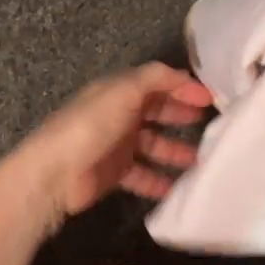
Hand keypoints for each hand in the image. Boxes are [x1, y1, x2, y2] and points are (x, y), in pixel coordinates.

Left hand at [10, 63, 212, 230]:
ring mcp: (116, 145)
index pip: (157, 83)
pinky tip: (178, 188)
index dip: (183, 87)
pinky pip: (143, 175)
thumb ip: (155, 79)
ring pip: (153, 145)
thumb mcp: (124, 91)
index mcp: (119, 90)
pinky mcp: (113, 173)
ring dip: (175, 152)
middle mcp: (119, 114)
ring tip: (200, 161)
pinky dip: (159, 181)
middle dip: (181, 115)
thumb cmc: (91, 125)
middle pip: (156, 112)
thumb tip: (183, 75)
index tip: (210, 98)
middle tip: (209, 125)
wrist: (54, 173)